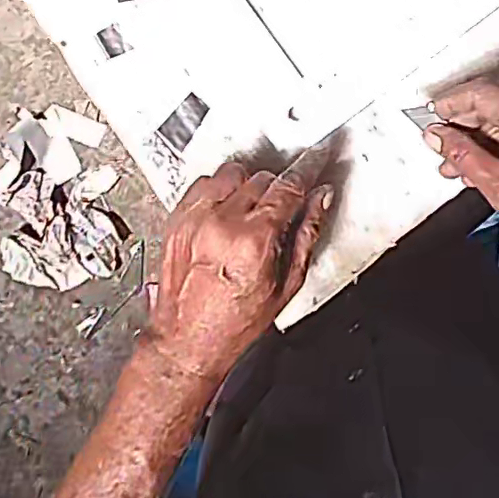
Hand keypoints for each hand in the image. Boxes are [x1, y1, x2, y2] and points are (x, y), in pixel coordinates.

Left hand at [144, 146, 333, 386]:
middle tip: (282, 210)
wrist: (187, 342)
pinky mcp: (178, 218)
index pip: (289, 186)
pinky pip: (205, 182)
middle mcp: (222, 223)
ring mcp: (196, 218)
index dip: (309, 167)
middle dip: (279, 189)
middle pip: (263, 177)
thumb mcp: (287, 283)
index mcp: (253, 240)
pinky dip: (220, 189)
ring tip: (252, 210)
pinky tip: (226, 209)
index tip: (319, 156)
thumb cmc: (235, 321)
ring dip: (248, 185)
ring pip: (234, 173)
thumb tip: (320, 198)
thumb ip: (308, 232)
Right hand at [423, 79, 498, 276]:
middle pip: (496, 100)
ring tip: (461, 159)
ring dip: (483, 133)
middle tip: (441, 142)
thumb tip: (440, 137)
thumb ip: (465, 157)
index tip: (433, 112)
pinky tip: (488, 157)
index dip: (452, 104)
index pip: (484, 94)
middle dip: (464, 123)